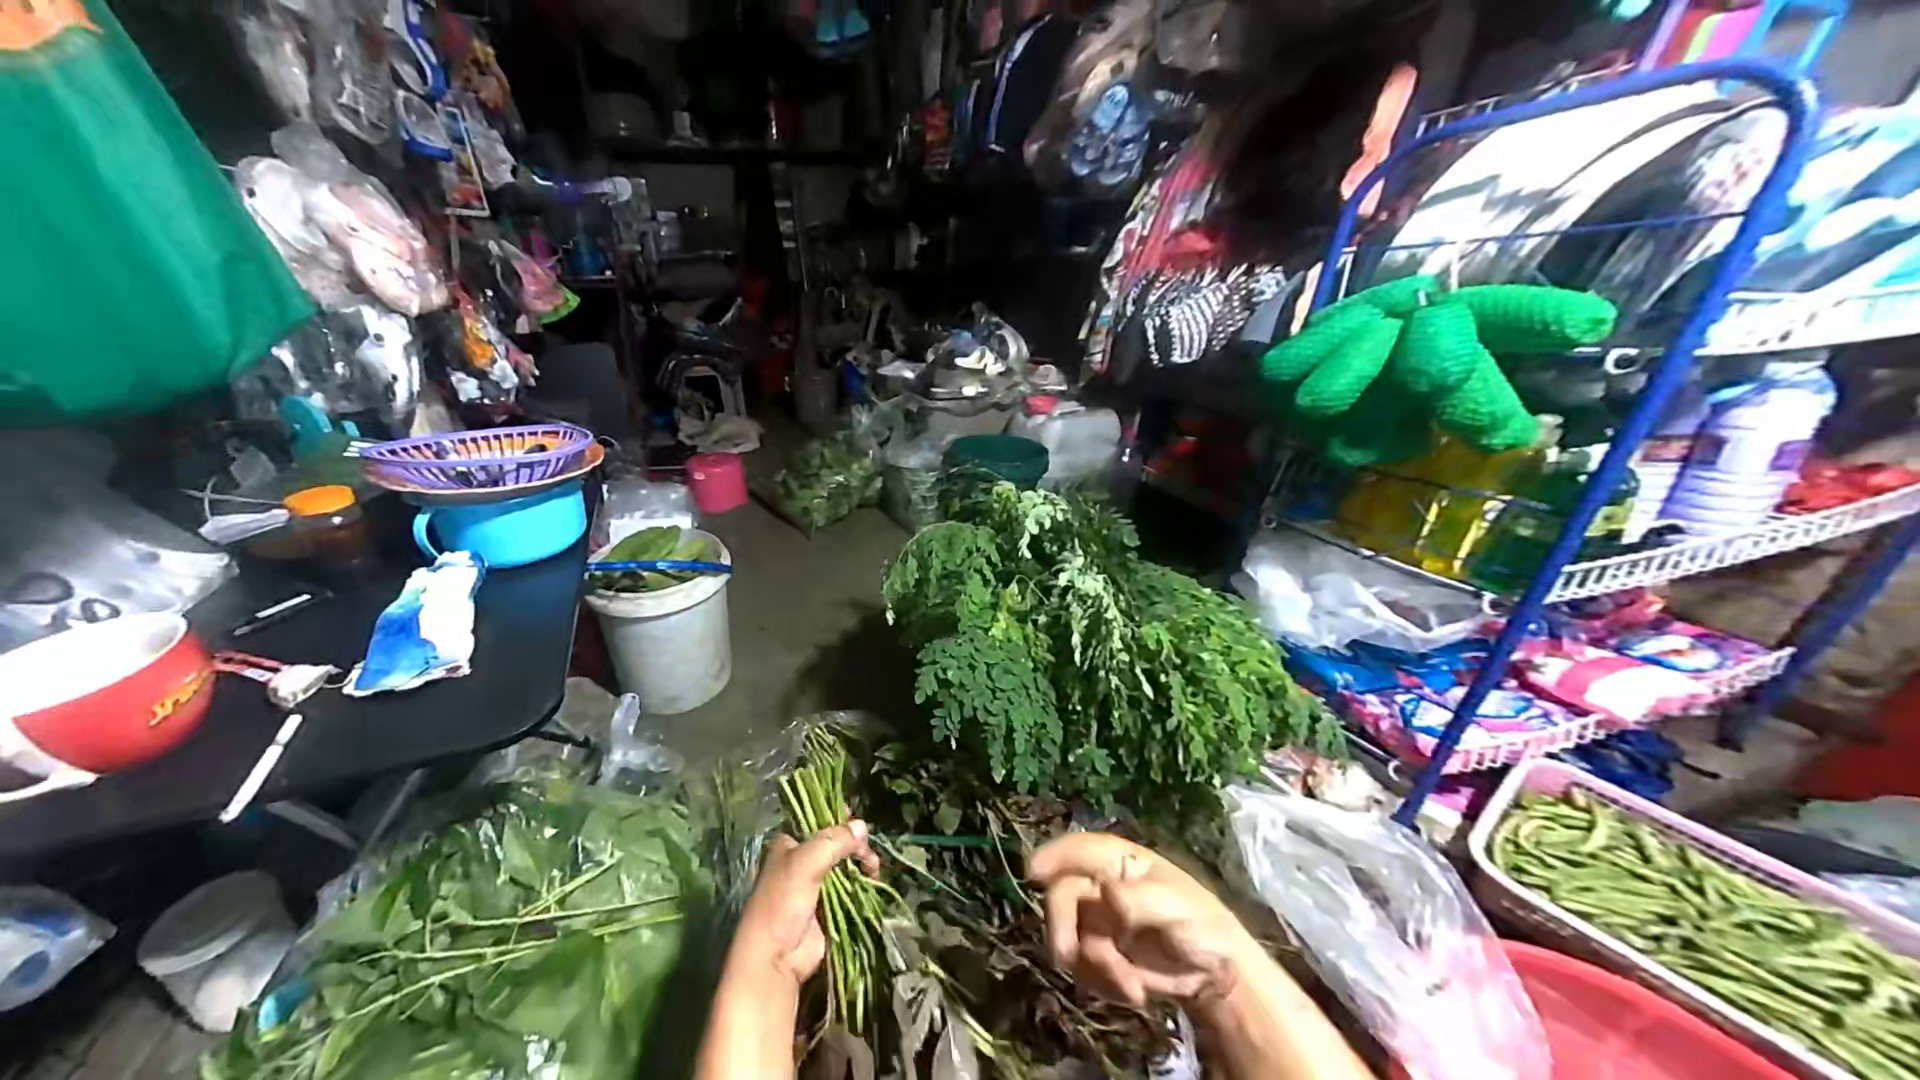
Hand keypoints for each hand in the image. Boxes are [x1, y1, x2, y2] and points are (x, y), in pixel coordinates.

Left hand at [727, 820, 878, 989]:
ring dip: (862, 860)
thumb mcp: (806, 861)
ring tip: (872, 867)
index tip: (855, 816)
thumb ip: (835, 840)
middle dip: (855, 841)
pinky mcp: (829, 903)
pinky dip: (863, 879)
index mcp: (790, 842)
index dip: (837, 816)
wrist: (775, 957)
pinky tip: (872, 878)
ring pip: (846, 861)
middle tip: (866, 850)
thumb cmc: (783, 901)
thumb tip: (862, 826)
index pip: (816, 817)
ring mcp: (817, 881)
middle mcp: (802, 858)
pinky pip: (851, 883)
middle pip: (836, 840)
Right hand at [1029, 832, 1260, 1009]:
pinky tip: (1132, 991)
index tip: (1032, 872)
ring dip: (1094, 967)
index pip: (1081, 849)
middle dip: (1063, 927)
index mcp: (1121, 862)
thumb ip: (1141, 900)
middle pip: (1063, 894)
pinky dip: (1102, 983)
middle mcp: (1101, 885)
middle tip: (1066, 957)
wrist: (1217, 978)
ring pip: (1070, 936)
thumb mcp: (1180, 909)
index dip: (1055, 855)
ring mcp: (1097, 919)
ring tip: (1132, 987)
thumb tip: (1106, 892)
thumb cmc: (1203, 927)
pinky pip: (1082, 967)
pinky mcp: (1098, 953)